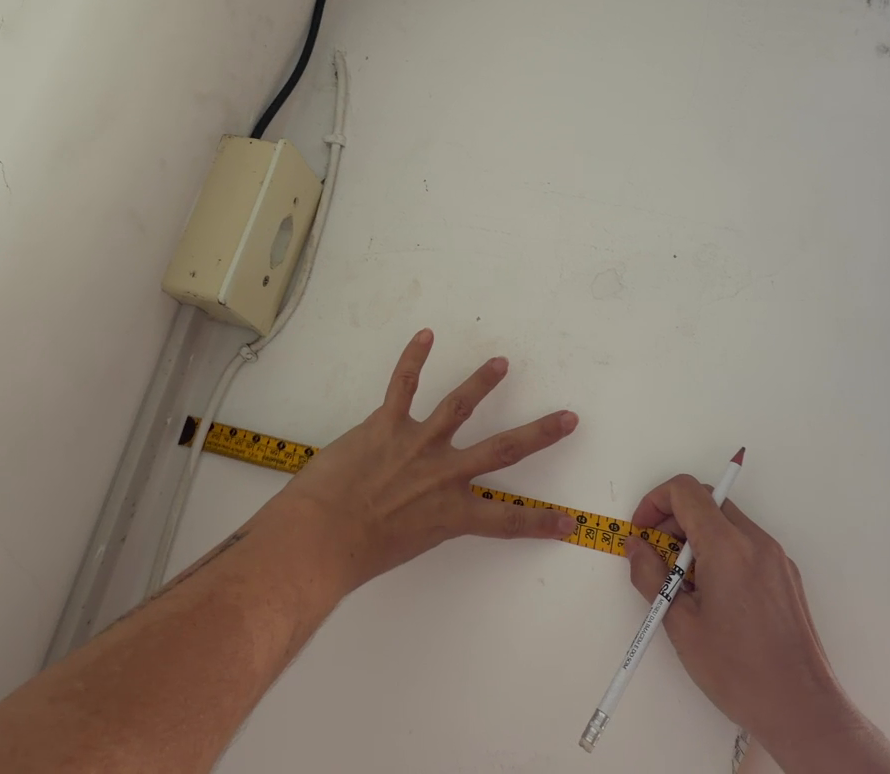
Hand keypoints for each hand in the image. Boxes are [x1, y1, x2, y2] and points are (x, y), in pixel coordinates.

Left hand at [263, 328, 579, 595]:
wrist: (320, 537)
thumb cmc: (356, 554)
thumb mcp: (404, 544)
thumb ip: (423, 517)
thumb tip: (423, 501)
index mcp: (451, 513)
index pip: (506, 522)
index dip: (540, 523)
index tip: (570, 522)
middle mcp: (443, 475)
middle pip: (502, 450)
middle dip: (540, 433)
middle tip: (567, 417)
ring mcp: (417, 444)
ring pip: (458, 406)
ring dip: (482, 382)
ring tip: (500, 363)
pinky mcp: (386, 424)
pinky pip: (403, 385)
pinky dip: (413, 358)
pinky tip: (426, 335)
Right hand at [623, 478, 889, 772]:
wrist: (802, 709)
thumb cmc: (738, 671)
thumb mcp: (679, 624)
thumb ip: (650, 576)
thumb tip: (635, 546)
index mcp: (728, 547)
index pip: (685, 491)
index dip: (655, 502)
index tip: (642, 531)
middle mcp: (756, 542)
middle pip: (707, 501)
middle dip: (674, 519)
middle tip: (656, 557)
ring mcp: (776, 557)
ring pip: (726, 521)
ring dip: (696, 536)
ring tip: (683, 582)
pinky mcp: (786, 575)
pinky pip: (745, 544)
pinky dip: (720, 550)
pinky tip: (712, 594)